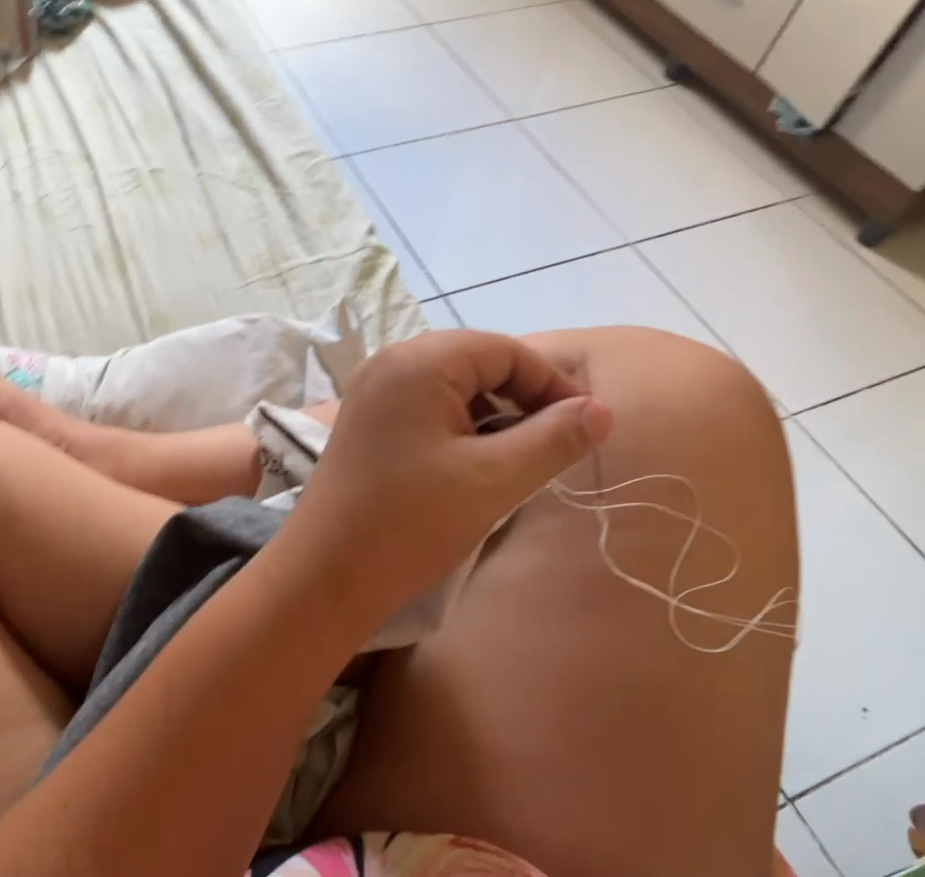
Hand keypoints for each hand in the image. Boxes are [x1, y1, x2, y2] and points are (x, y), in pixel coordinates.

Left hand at [286, 330, 614, 614]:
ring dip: (492, 414)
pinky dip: (459, 426)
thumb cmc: (410, 522)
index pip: (505, 350)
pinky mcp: (365, 421)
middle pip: (477, 362)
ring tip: (517, 459)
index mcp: (418, 361)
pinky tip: (474, 463)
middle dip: (522, 398)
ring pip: (451, 386)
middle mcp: (390, 362)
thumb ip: (553, 439)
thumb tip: (600, 410)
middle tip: (554, 445)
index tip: (586, 428)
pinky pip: (425, 406)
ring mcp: (371, 391)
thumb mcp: (494, 480)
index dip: (551, 384)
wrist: (324, 574)